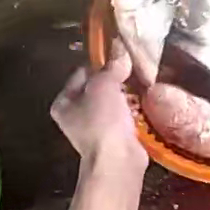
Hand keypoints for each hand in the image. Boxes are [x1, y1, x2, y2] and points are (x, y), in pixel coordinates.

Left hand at [51, 45, 144, 170]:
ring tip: (143, 86)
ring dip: (128, 96)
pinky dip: (135, 111)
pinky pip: (125, 117)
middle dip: (117, 80)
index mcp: (63, 102)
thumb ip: (111, 66)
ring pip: (114, 102)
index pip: (82, 73)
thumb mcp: (104, 85)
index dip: (101, 63)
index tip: (121, 58)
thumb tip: (120, 48)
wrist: (117, 160)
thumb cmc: (102, 121)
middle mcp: (75, 115)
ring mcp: (95, 128)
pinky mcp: (114, 138)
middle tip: (135, 71)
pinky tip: (145, 105)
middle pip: (98, 88)